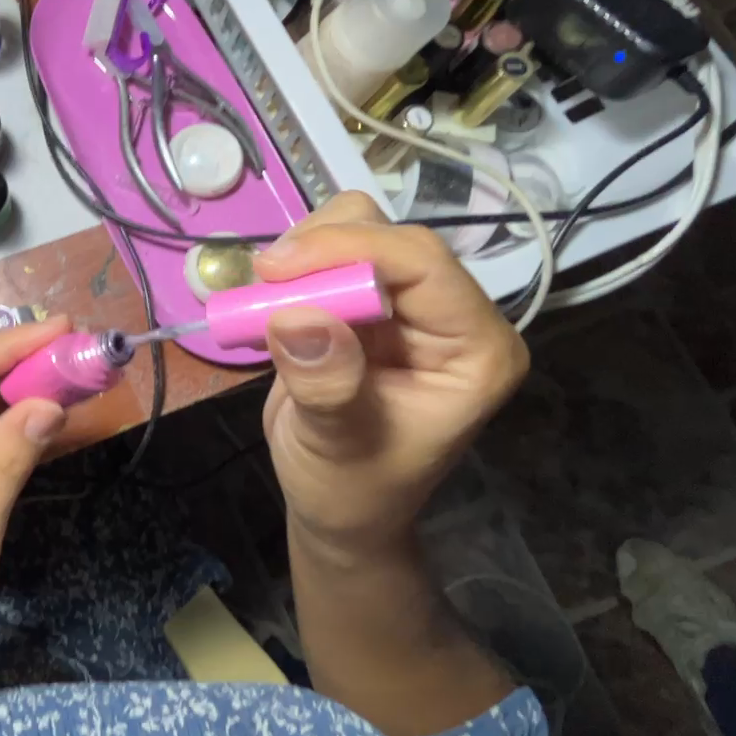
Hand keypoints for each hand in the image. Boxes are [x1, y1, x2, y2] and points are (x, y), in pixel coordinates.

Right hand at [254, 192, 527, 553]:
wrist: (336, 504)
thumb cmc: (350, 487)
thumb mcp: (338, 445)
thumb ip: (327, 385)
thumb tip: (298, 316)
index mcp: (474, 347)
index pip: (423, 264)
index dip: (349, 249)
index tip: (273, 268)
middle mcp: (447, 315)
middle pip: (390, 237)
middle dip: (320, 250)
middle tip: (262, 284)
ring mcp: (404, 306)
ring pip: (358, 230)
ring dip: (303, 253)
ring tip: (265, 298)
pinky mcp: (365, 303)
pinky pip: (328, 254)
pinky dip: (292, 265)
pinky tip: (269, 301)